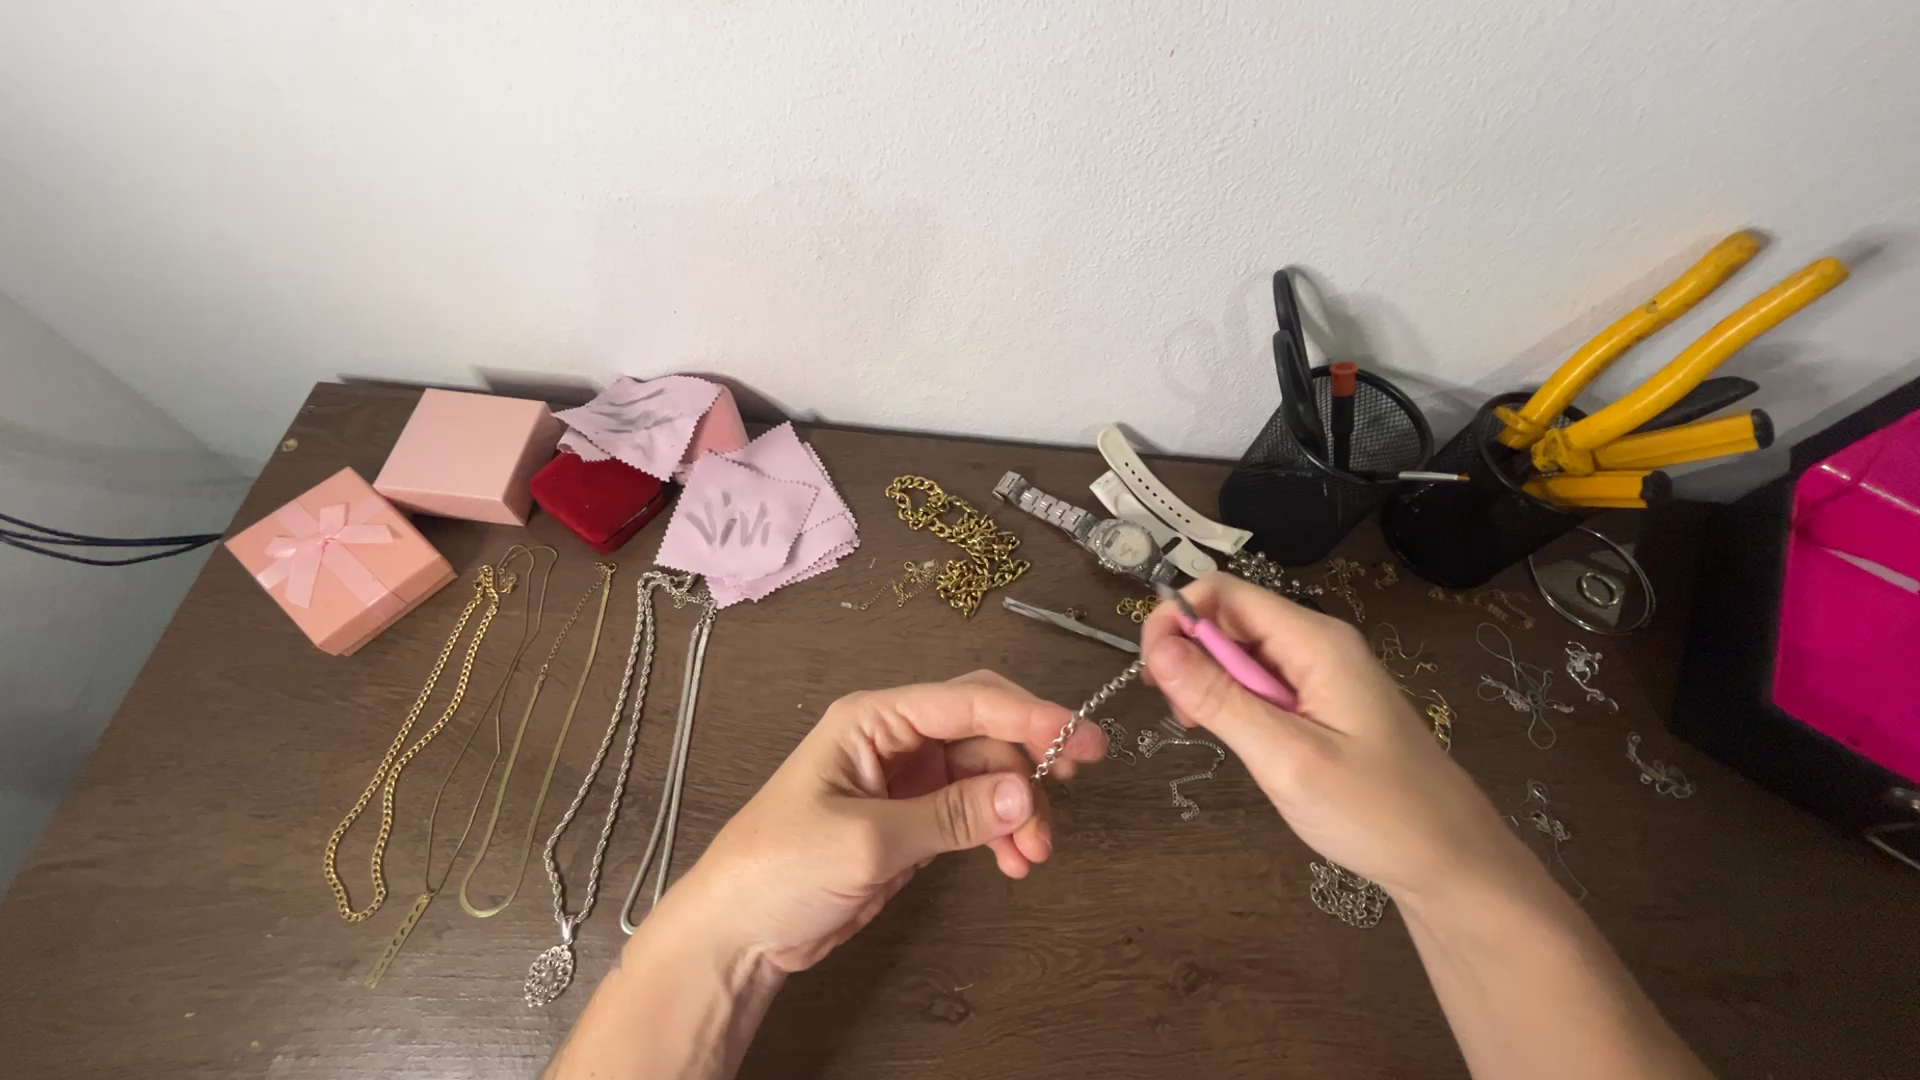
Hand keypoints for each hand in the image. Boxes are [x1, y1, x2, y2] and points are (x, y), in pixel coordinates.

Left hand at [655, 671, 1104, 973]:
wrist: (739, 930)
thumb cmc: (781, 866)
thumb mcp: (866, 841)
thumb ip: (949, 816)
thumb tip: (1026, 796)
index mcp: (875, 718)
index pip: (964, 701)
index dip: (1026, 714)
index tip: (1079, 737)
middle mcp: (897, 736)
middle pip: (983, 729)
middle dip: (1029, 758)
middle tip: (1075, 786)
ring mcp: (909, 776)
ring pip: (987, 772)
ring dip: (1019, 806)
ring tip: (1036, 853)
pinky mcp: (916, 815)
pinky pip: (975, 809)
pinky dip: (1000, 831)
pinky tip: (1014, 862)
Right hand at [1140, 573, 1532, 901]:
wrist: (1453, 863)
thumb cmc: (1376, 812)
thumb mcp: (1287, 758)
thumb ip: (1219, 699)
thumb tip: (1158, 647)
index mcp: (1314, 640)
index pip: (1223, 593)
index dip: (1177, 619)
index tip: (1152, 673)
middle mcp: (1314, 642)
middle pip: (1227, 618)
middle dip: (1187, 655)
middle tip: (1181, 715)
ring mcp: (1317, 671)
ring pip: (1237, 650)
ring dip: (1205, 681)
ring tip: (1204, 730)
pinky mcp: (1317, 699)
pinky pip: (1256, 680)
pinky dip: (1229, 701)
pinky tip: (1233, 736)